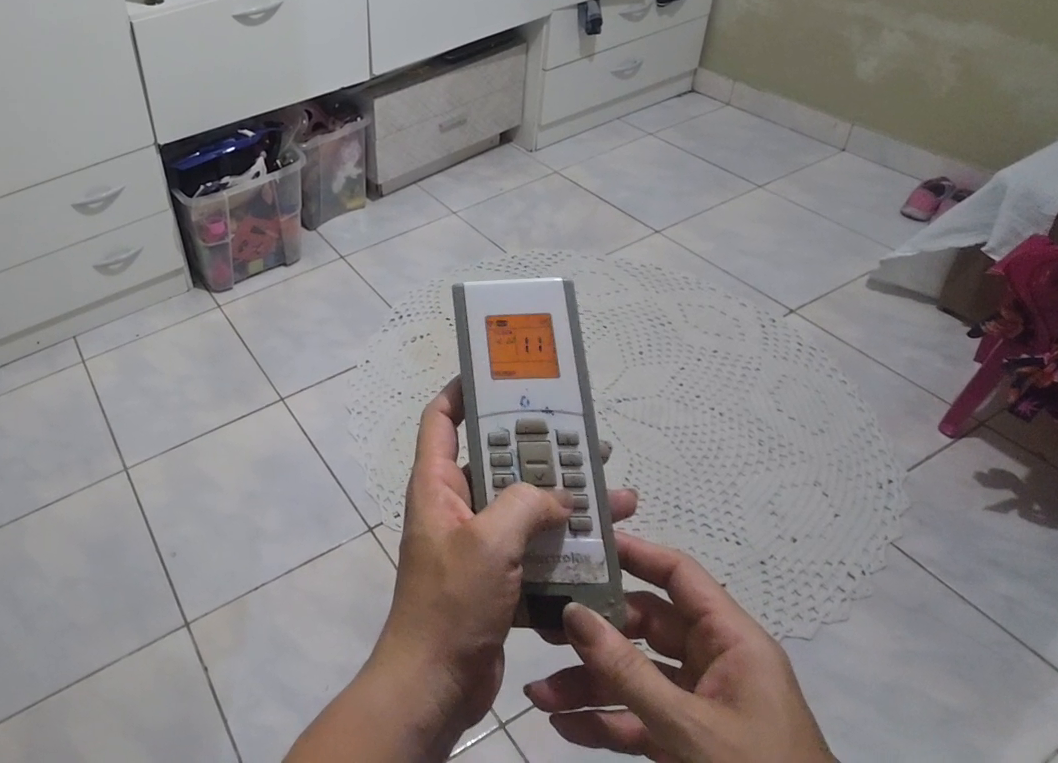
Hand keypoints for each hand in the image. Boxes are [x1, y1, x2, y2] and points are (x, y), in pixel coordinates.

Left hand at [373, 379, 637, 744]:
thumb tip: (558, 494)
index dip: (463, 393)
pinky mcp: (497, 580)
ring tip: (620, 497)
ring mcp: (476, 545)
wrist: (437, 680)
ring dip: (567, 503)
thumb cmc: (452, 601)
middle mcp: (454, 507)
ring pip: (525, 510)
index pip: (440, 420)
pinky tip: (608, 549)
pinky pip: (535, 552)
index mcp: (437, 485)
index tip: (500, 377)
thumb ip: (526, 505)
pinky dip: (566, 548)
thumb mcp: (489, 542)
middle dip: (542, 453)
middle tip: (591, 444)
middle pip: (497, 463)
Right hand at [526, 533, 835, 762]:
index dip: (632, 553)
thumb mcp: (688, 726)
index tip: (578, 545)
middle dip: (590, 635)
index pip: (677, 575)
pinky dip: (604, 721)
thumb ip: (627, 670)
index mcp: (731, 642)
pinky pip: (638, 718)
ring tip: (539, 695)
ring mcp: (700, 704)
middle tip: (541, 630)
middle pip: (642, 627)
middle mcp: (714, 663)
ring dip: (586, 685)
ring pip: (633, 676)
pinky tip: (564, 726)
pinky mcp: (689, 741)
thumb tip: (572, 611)